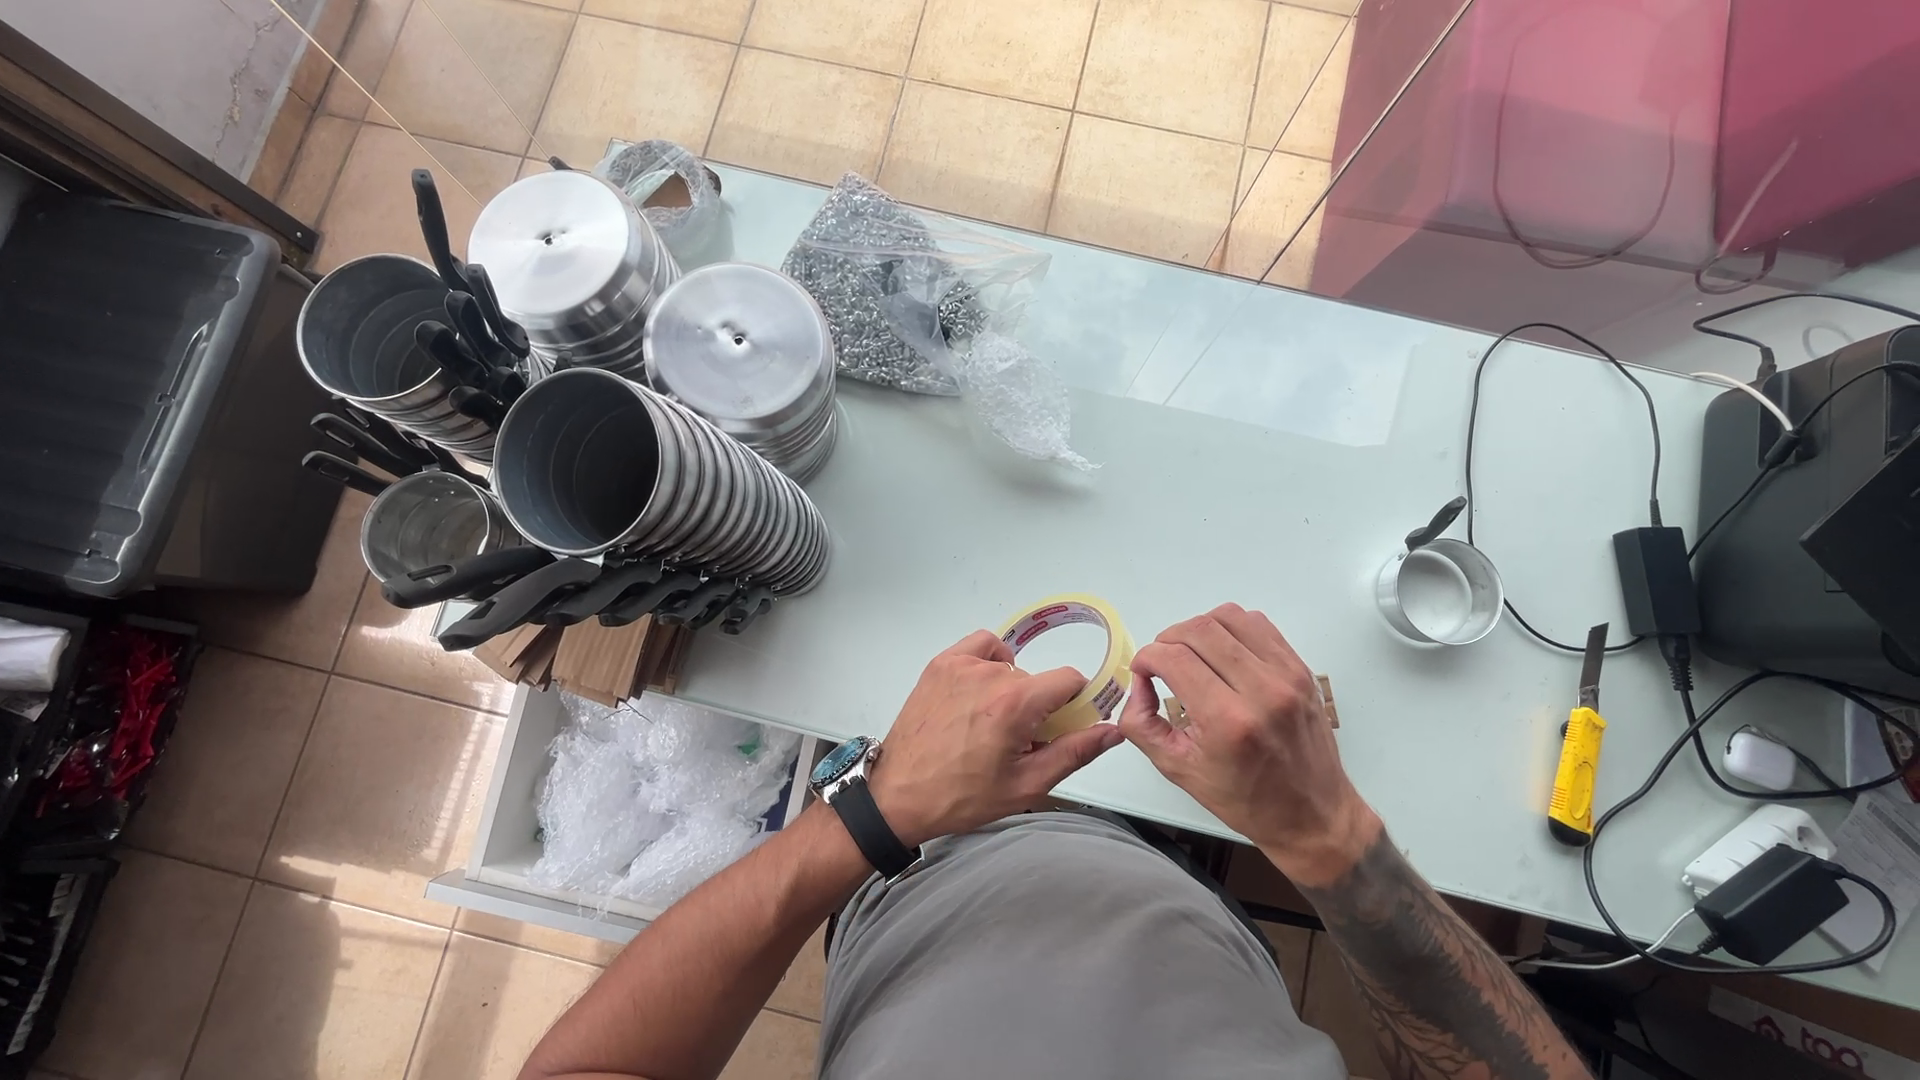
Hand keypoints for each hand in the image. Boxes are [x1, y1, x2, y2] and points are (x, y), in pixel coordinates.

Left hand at [867, 630, 1123, 846]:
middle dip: (1037, 706)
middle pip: (1037, 679)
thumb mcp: (1027, 785)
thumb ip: (1074, 752)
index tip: (1060, 726)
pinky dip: (989, 661)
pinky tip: (981, 690)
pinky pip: (982, 646)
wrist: (900, 795)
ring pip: (1011, 666)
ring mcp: (961, 665)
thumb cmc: (963, 796)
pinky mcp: (940, 664)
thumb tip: (1112, 731)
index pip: (1069, 679)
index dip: (1073, 702)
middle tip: (1014, 741)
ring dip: (1012, 688)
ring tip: (992, 721)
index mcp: (1015, 704)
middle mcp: (990, 675)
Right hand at [1119, 603, 1379, 886]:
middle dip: (1168, 639)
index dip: (1147, 657)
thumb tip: (1139, 682)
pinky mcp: (1301, 668)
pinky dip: (1230, 628)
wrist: (1312, 815)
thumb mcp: (1177, 769)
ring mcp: (1287, 675)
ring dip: (1198, 628)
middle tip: (1161, 662)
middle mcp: (1261, 691)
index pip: (1174, 659)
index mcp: (1228, 721)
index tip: (1142, 671)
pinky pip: (1258, 623)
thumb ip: (1141, 723)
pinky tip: (1221, 653)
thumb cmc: (1242, 798)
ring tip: (1191, 653)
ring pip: (1228, 616)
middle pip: (1199, 630)